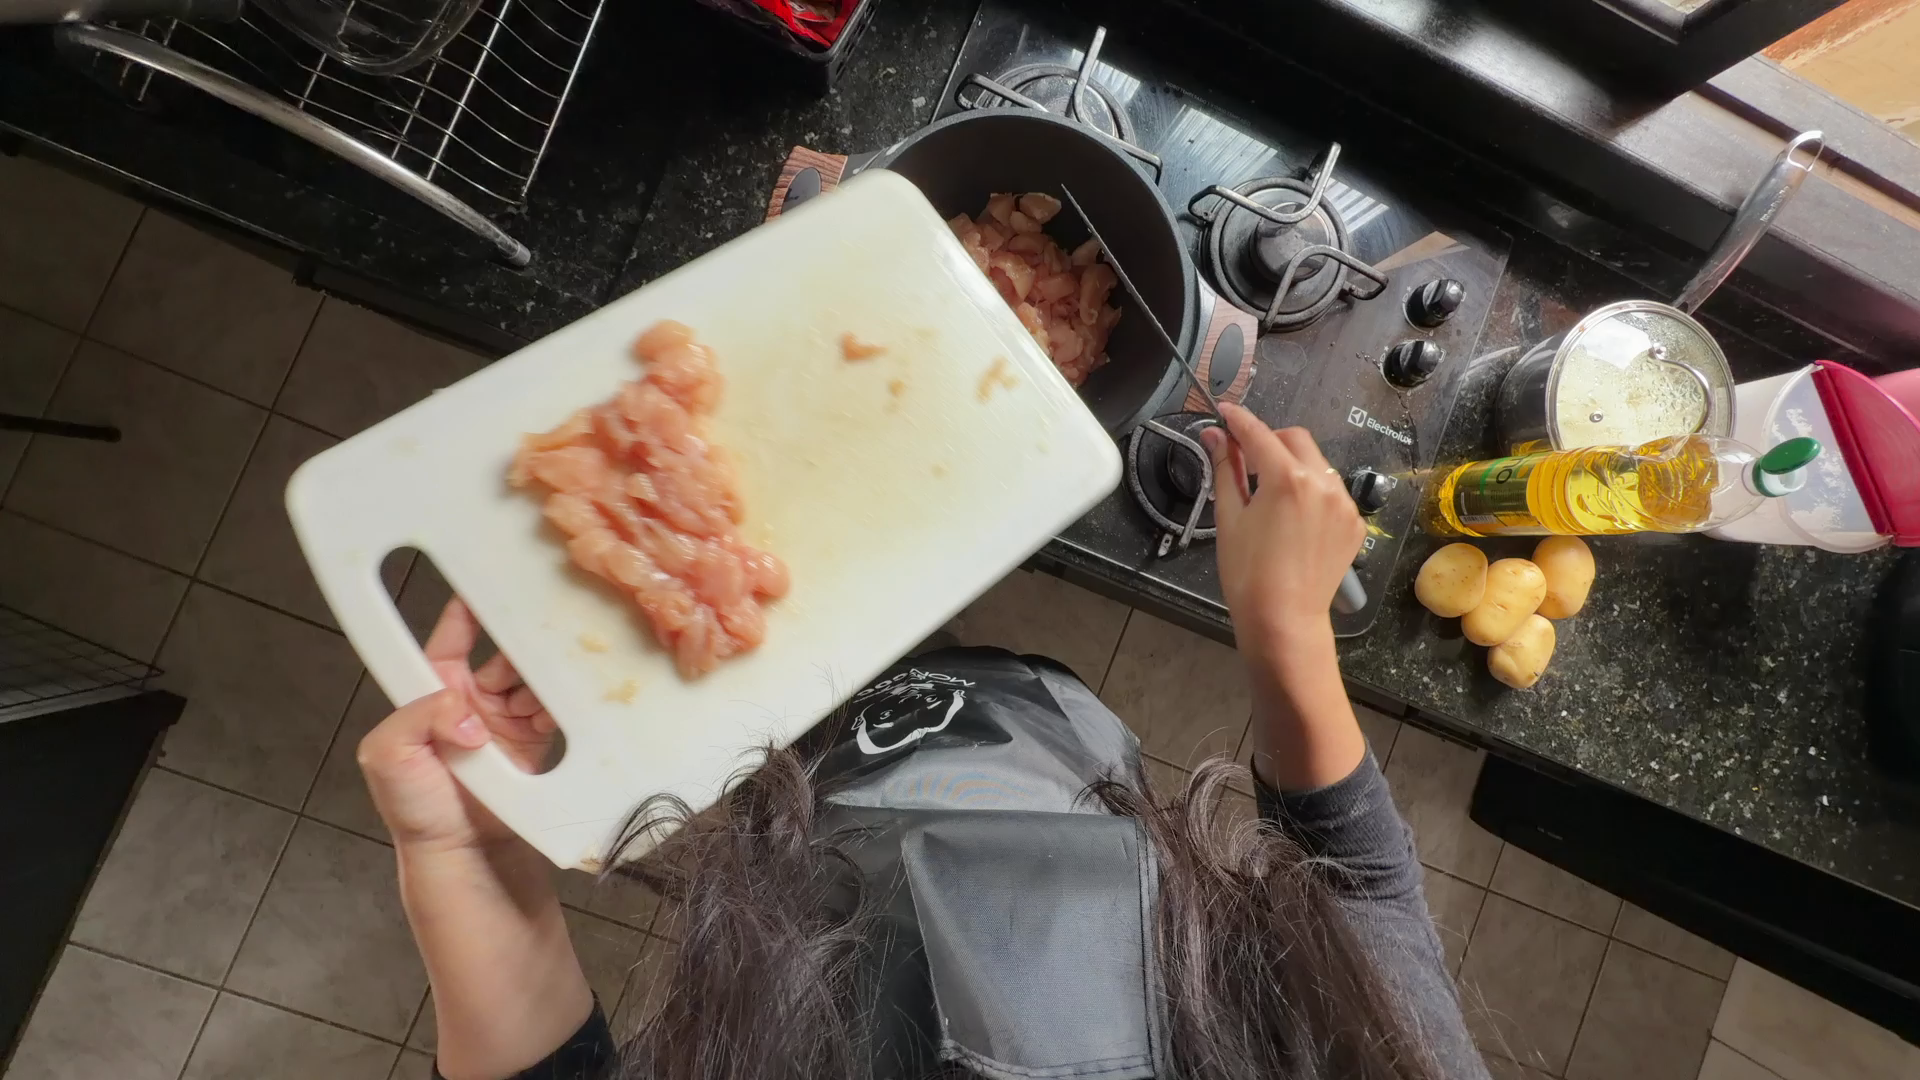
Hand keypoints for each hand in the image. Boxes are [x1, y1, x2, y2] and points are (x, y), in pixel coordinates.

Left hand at [357, 597, 555, 853]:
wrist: (466, 855)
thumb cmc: (418, 808)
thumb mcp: (387, 757)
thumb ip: (414, 717)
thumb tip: (464, 705)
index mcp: (433, 695)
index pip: (450, 642)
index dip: (466, 615)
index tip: (488, 586)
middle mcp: (471, 701)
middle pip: (504, 656)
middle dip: (522, 648)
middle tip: (542, 641)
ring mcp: (507, 719)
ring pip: (533, 678)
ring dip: (545, 678)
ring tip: (551, 682)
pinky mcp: (537, 737)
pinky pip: (555, 707)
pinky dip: (562, 704)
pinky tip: (562, 706)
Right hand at [1200, 403, 1365, 650]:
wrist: (1283, 619)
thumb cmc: (1246, 572)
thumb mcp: (1228, 517)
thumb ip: (1224, 469)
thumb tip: (1212, 436)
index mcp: (1286, 479)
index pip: (1258, 434)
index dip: (1238, 419)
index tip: (1223, 411)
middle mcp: (1322, 482)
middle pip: (1294, 439)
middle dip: (1268, 440)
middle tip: (1243, 458)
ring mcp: (1344, 503)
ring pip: (1316, 463)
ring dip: (1290, 465)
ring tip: (1268, 493)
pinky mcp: (1354, 523)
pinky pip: (1331, 491)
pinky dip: (1310, 491)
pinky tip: (1291, 517)